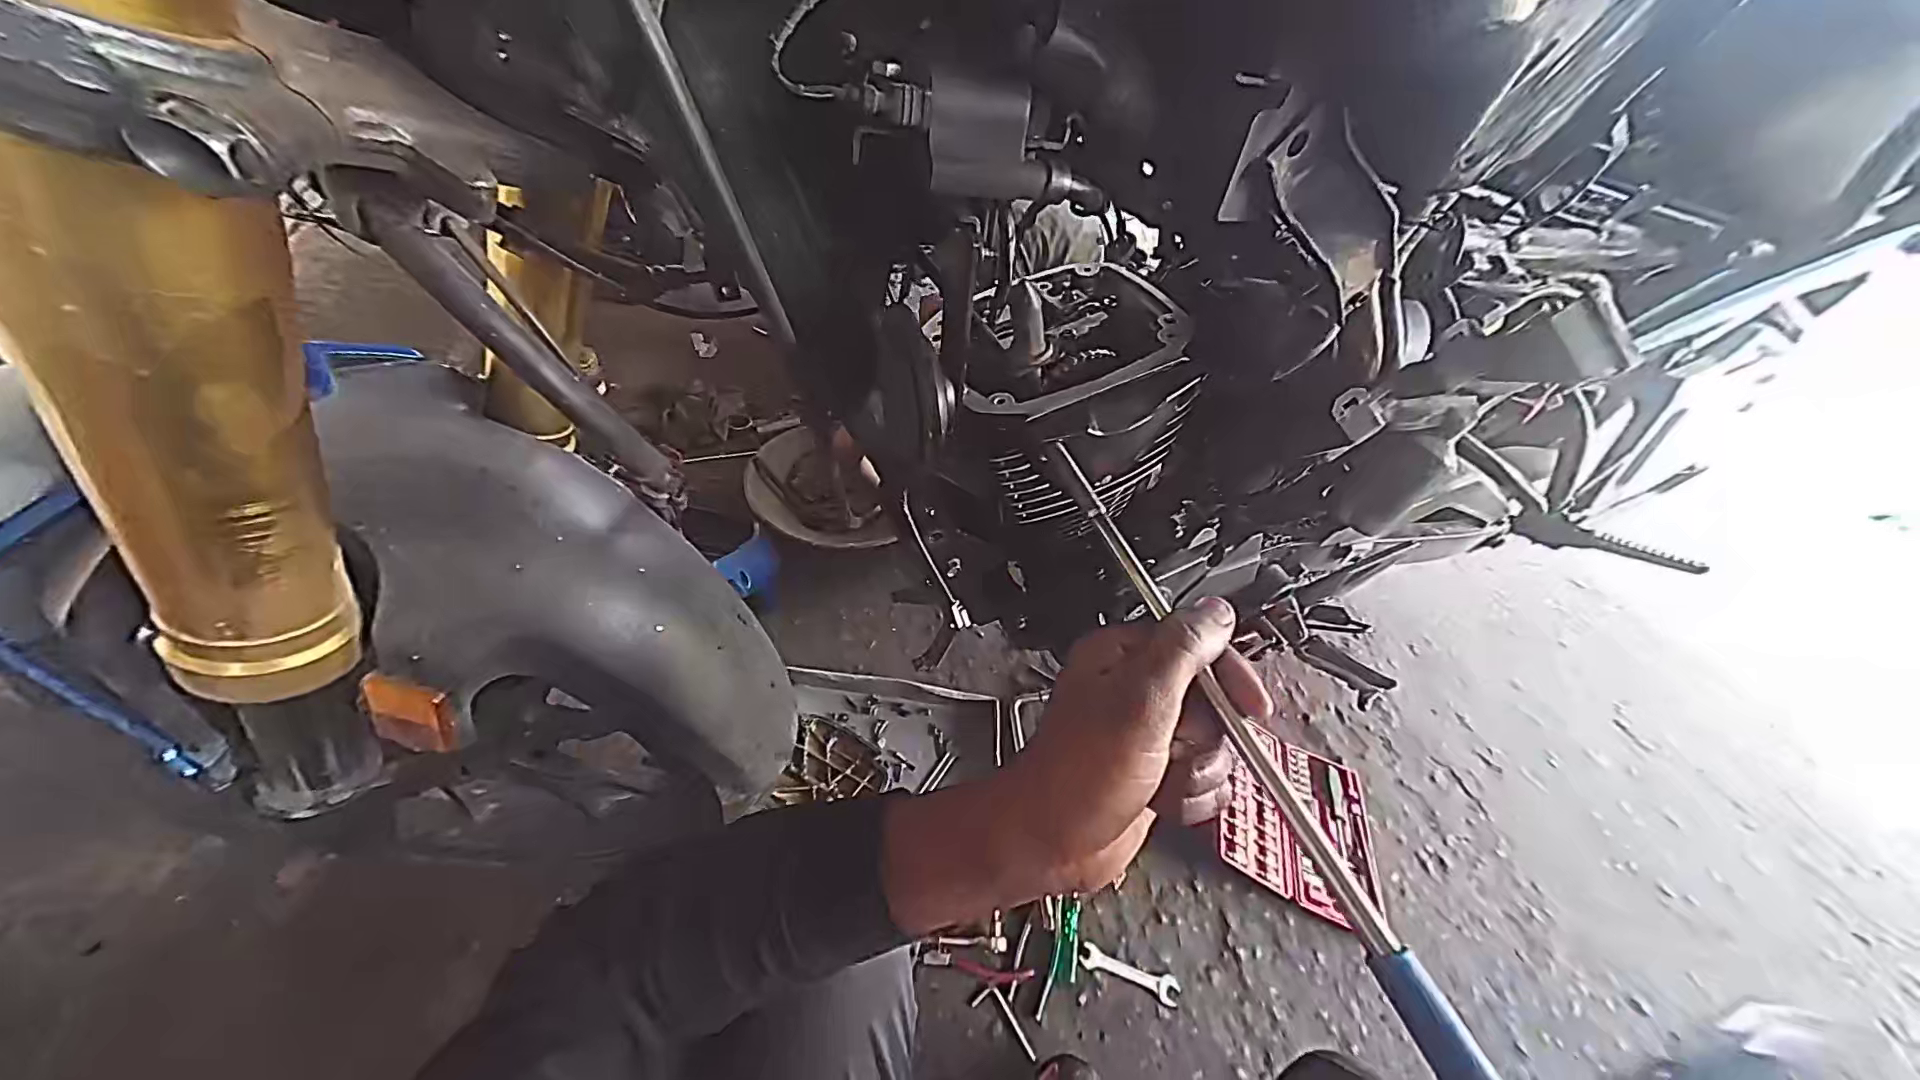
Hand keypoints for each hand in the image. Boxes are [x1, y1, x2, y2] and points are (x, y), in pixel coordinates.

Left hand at [881, 597, 1273, 933]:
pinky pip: (1204, 779)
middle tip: (1178, 746)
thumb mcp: (1139, 700)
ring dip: (1199, 771)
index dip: (1227, 675)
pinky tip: (1165, 800)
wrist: (1054, 842)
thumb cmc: (1077, 772)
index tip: (1249, 704)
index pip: (1195, 644)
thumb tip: (1215, 612)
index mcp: (1121, 657)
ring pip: (1213, 744)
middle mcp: (1133, 690)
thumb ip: (1182, 651)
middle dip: (1205, 735)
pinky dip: (1194, 796)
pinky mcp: (1156, 771)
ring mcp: (1146, 734)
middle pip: (1211, 699)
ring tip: (1165, 777)